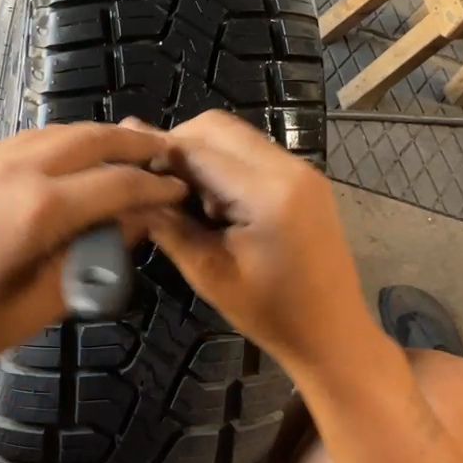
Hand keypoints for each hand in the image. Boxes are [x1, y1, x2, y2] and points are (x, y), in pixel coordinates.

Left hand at [0, 123, 187, 392]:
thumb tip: (138, 218)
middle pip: (85, 139)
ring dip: (89, 141)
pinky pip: (15, 145)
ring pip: (49, 134)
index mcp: (35, 209)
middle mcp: (7, 169)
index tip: (175, 188)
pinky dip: (50, 149)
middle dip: (129, 143)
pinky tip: (65, 166)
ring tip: (119, 154)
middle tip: (160, 151)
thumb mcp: (47, 299)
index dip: (151, 185)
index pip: (113, 183)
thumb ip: (98, 253)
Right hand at [128, 111, 381, 375]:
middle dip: (177, 145)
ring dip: (200, 152)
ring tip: (182, 196)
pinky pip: (251, 151)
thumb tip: (129, 190)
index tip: (127, 169)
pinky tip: (212, 201)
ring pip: (234, 134)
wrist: (334, 335)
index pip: (197, 148)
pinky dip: (223, 162)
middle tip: (153, 182)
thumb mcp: (207, 272)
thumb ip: (167, 224)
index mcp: (266, 192)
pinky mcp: (304, 179)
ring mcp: (301, 169)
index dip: (157, 154)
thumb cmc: (270, 313)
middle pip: (216, 126)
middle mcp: (288, 167)